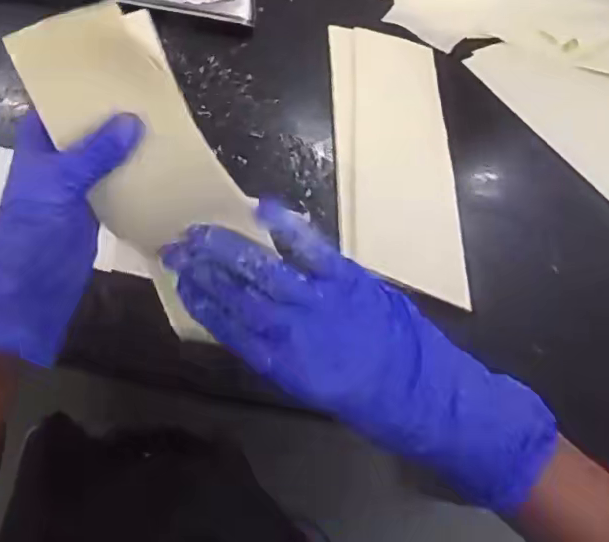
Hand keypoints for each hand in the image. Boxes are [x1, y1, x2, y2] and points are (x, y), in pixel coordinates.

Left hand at [0, 112, 143, 366]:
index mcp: (37, 144)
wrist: (30, 291)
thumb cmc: (33, 226)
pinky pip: (115, 182)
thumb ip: (96, 152)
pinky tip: (160, 160)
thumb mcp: (61, 182)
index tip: (110, 72)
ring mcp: (75, 184)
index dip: (77, 90)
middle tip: (146, 92)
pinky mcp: (93, 208)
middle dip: (109, 116)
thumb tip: (132, 119)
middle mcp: (56, 159)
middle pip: (83, 130)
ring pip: (102, 155)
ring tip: (161, 119)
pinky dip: (133, 173)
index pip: (55, 106)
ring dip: (125, 144)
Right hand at [162, 200, 557, 513]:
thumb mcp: (310, 385)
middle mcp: (293, 332)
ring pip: (261, 268)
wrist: (434, 401)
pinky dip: (285, 225)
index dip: (198, 299)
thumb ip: (273, 349)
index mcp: (281, 363)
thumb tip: (240, 315)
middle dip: (201, 268)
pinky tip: (260, 207)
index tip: (178, 279)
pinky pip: (310, 247)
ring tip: (199, 231)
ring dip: (226, 246)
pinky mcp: (347, 278)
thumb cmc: (369, 400)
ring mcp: (320, 301)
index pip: (225, 325)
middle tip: (175, 246)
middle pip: (235, 292)